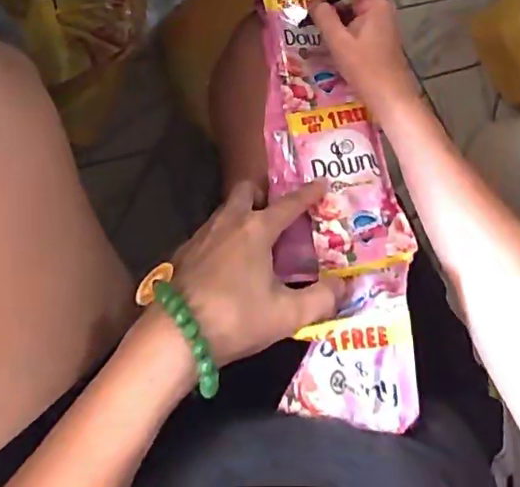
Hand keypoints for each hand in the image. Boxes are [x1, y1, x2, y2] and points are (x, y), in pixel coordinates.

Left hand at [172, 180, 341, 364]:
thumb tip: (345, 288)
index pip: (289, 204)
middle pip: (246, 191)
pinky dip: (222, 240)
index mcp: (257, 228)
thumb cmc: (235, 318)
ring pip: (225, 211)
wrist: (174, 337)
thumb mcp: (286, 315)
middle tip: (274, 213)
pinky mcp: (183, 253)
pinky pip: (209, 234)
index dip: (308, 193)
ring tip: (253, 240)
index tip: (321, 183)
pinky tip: (225, 265)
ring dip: (240, 216)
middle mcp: (230, 222)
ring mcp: (203, 235)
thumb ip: (320, 299)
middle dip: (262, 195)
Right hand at [307, 0, 422, 114]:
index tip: (310, 12)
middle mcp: (380, 7)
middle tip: (312, 28)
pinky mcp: (379, 37)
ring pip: (350, 14)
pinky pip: (356, 27)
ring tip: (318, 40)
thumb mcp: (338, 41)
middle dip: (328, 10)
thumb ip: (324, 16)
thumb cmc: (365, 68)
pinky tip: (331, 49)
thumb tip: (315, 4)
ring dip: (333, 24)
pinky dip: (342, 34)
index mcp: (374, 2)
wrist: (391, 98)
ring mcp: (381, 22)